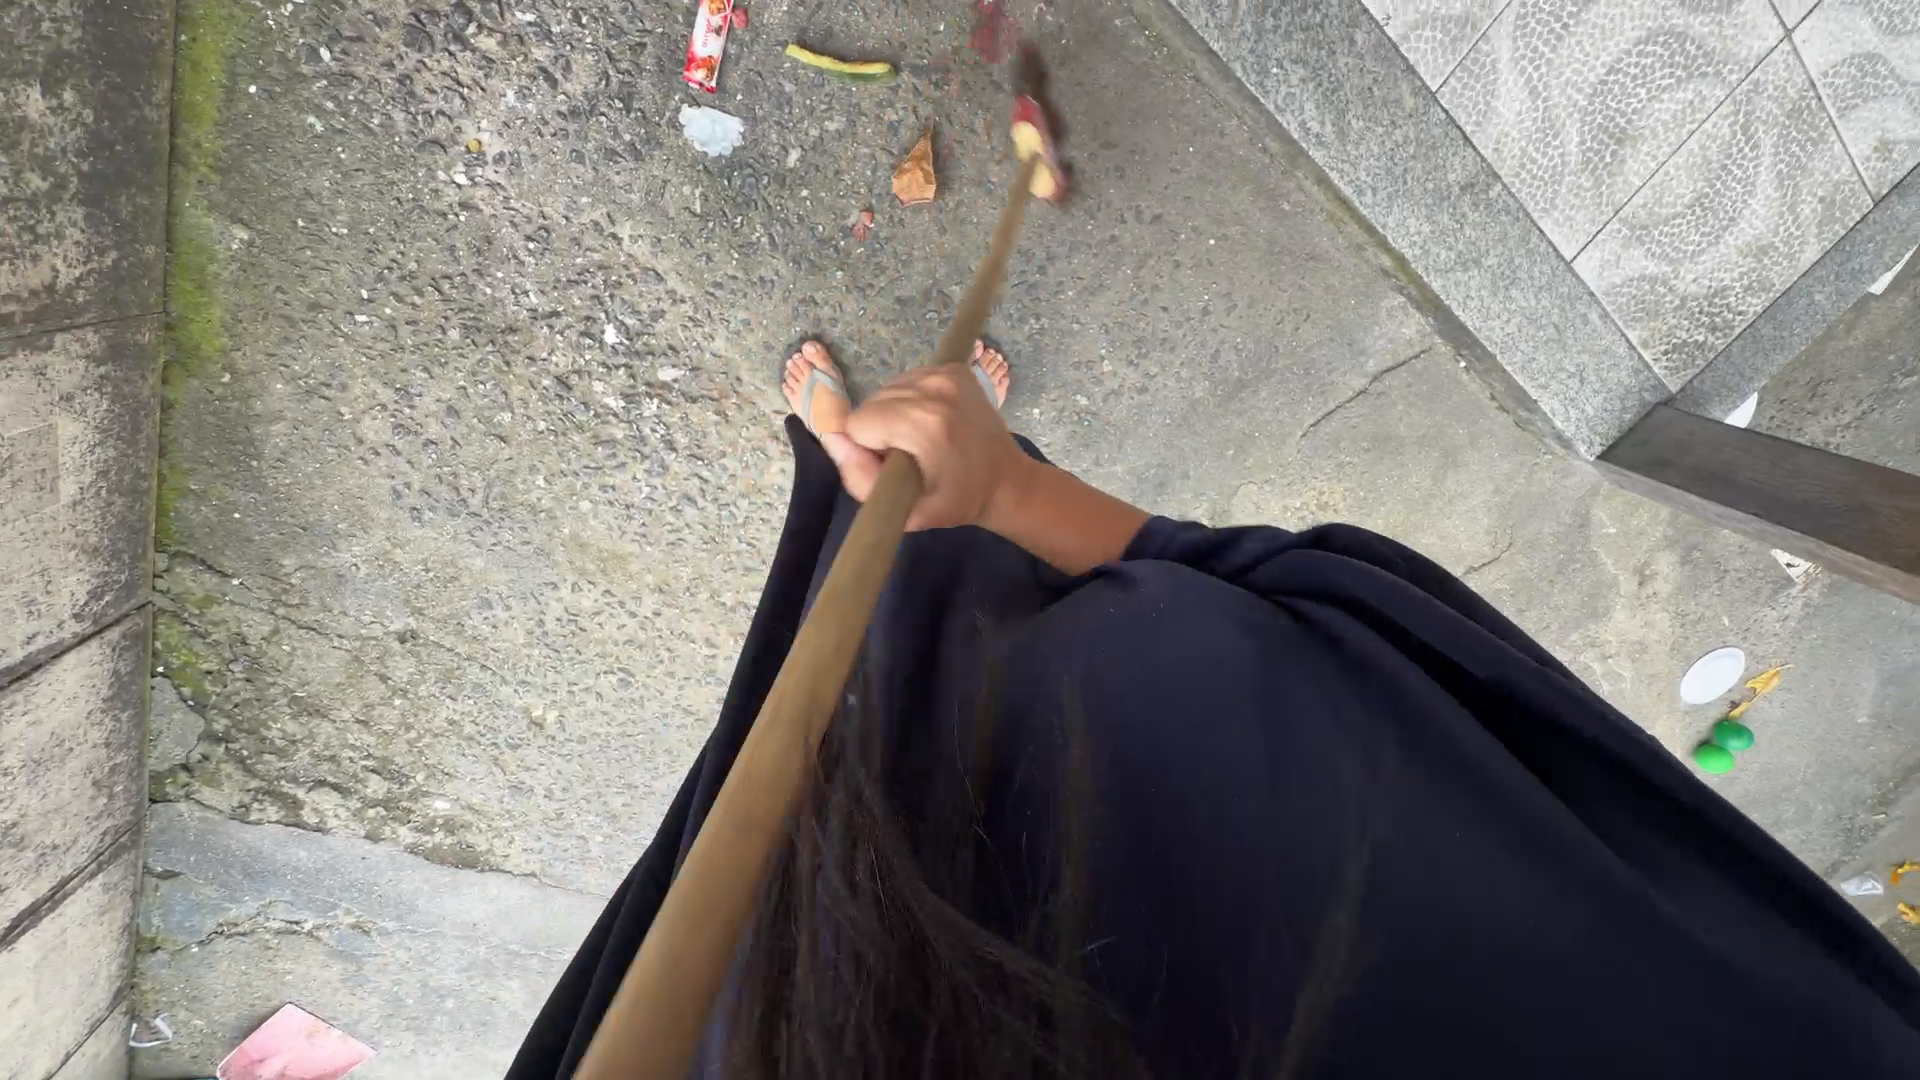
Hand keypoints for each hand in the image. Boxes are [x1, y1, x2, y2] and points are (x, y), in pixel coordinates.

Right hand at [819, 364, 1031, 530]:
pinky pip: (906, 381)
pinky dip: (909, 402)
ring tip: (921, 440)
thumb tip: (833, 438)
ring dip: (893, 415)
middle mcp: (935, 389)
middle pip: (870, 403)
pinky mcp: (954, 368)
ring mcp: (946, 374)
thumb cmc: (957, 502)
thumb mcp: (906, 510)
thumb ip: (861, 478)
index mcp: (925, 424)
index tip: (893, 466)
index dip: (867, 449)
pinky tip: (932, 423)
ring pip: (886, 390)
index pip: (857, 423)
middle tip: (909, 456)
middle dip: (878, 430)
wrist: (1008, 482)